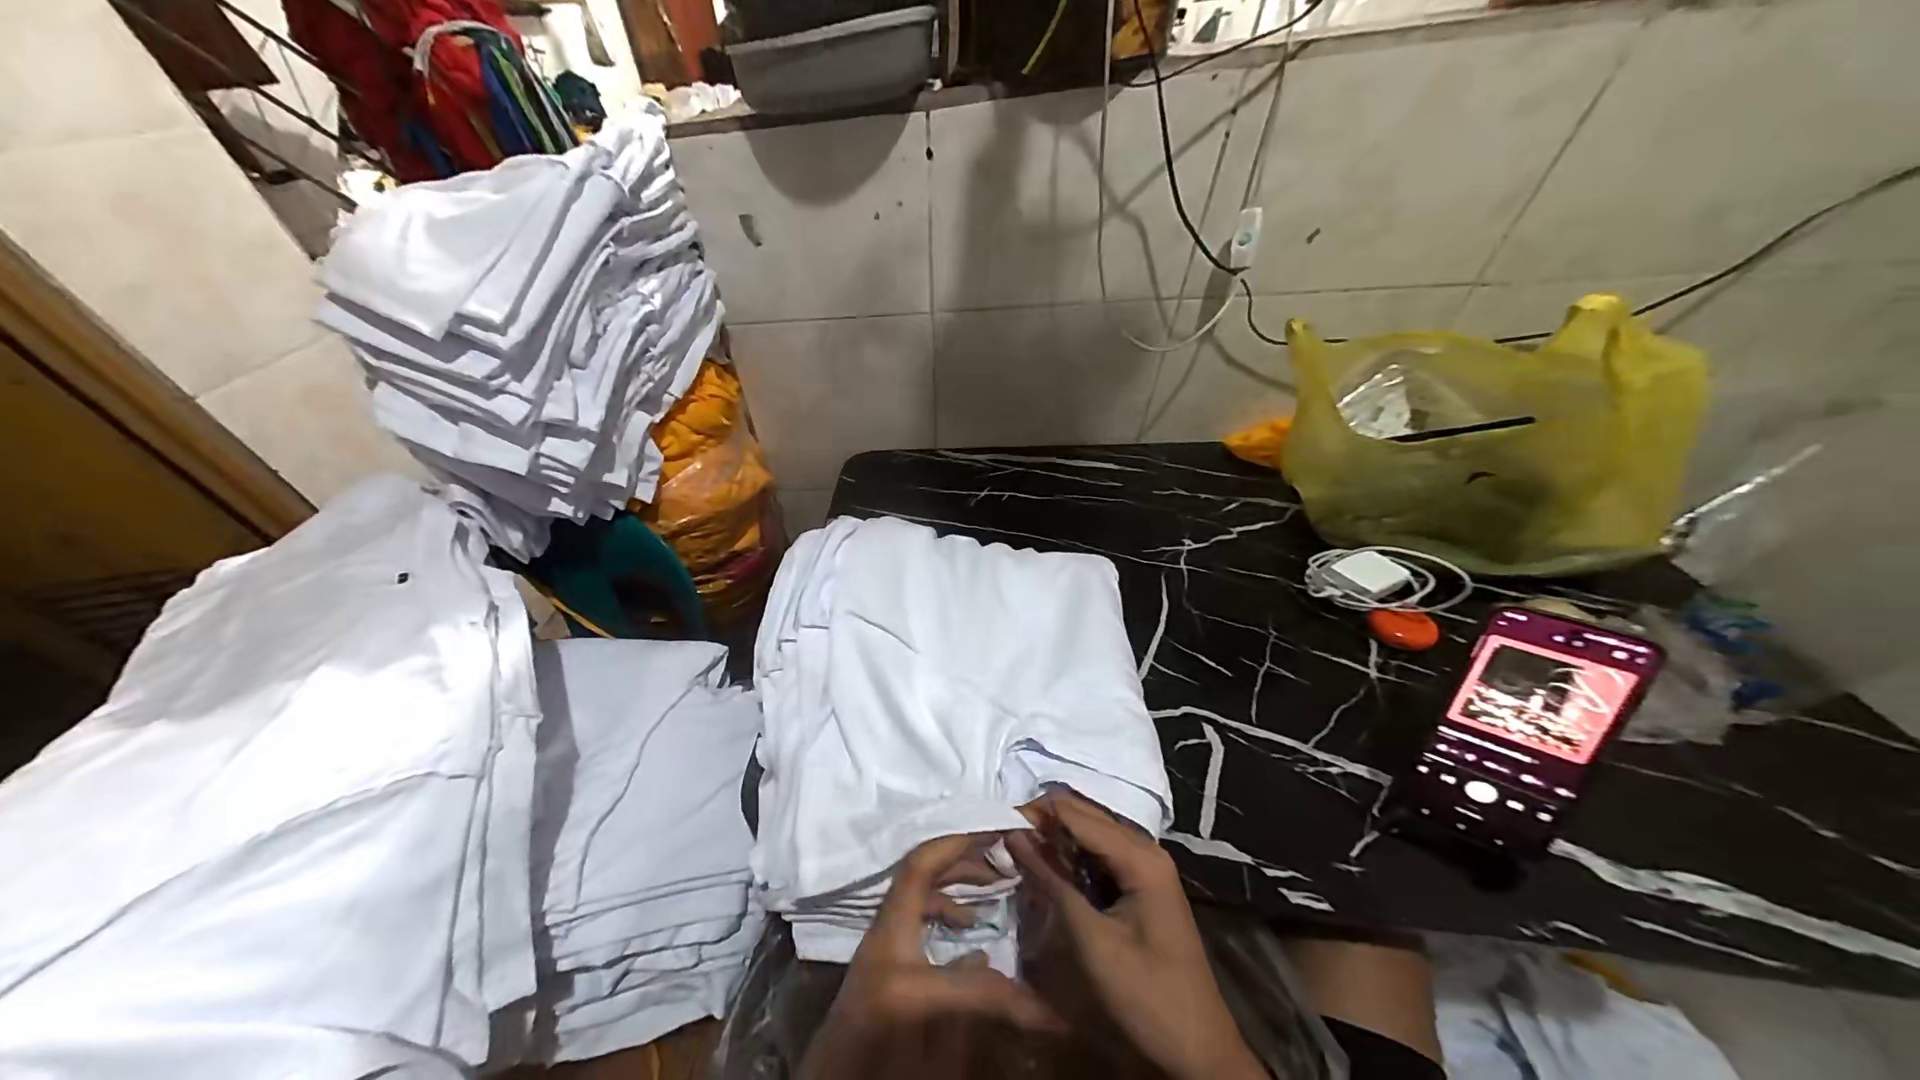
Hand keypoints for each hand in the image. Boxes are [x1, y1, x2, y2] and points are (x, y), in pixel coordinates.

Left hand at [798, 834, 1062, 1079]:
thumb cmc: (883, 1070)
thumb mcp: (941, 1052)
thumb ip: (974, 1000)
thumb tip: (1008, 967)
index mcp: (890, 945)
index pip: (925, 874)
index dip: (964, 847)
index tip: (1002, 829)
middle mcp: (880, 931)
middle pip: (918, 867)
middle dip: (963, 849)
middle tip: (1005, 843)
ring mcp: (878, 940)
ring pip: (917, 884)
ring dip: (958, 873)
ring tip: (996, 878)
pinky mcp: (882, 954)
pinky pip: (916, 909)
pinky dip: (946, 902)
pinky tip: (970, 921)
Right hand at [1009, 793, 1267, 1079]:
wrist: (1197, 1048)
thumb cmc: (1145, 994)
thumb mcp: (1092, 940)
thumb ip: (1053, 882)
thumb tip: (1015, 837)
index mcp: (1141, 858)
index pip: (1079, 816)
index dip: (1038, 814)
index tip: (999, 823)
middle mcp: (1147, 851)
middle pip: (1088, 818)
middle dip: (1046, 822)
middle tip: (1005, 836)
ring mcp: (1148, 868)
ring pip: (1093, 835)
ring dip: (1057, 838)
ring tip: (1019, 847)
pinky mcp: (1143, 886)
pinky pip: (1102, 856)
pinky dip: (1073, 857)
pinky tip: (1049, 865)